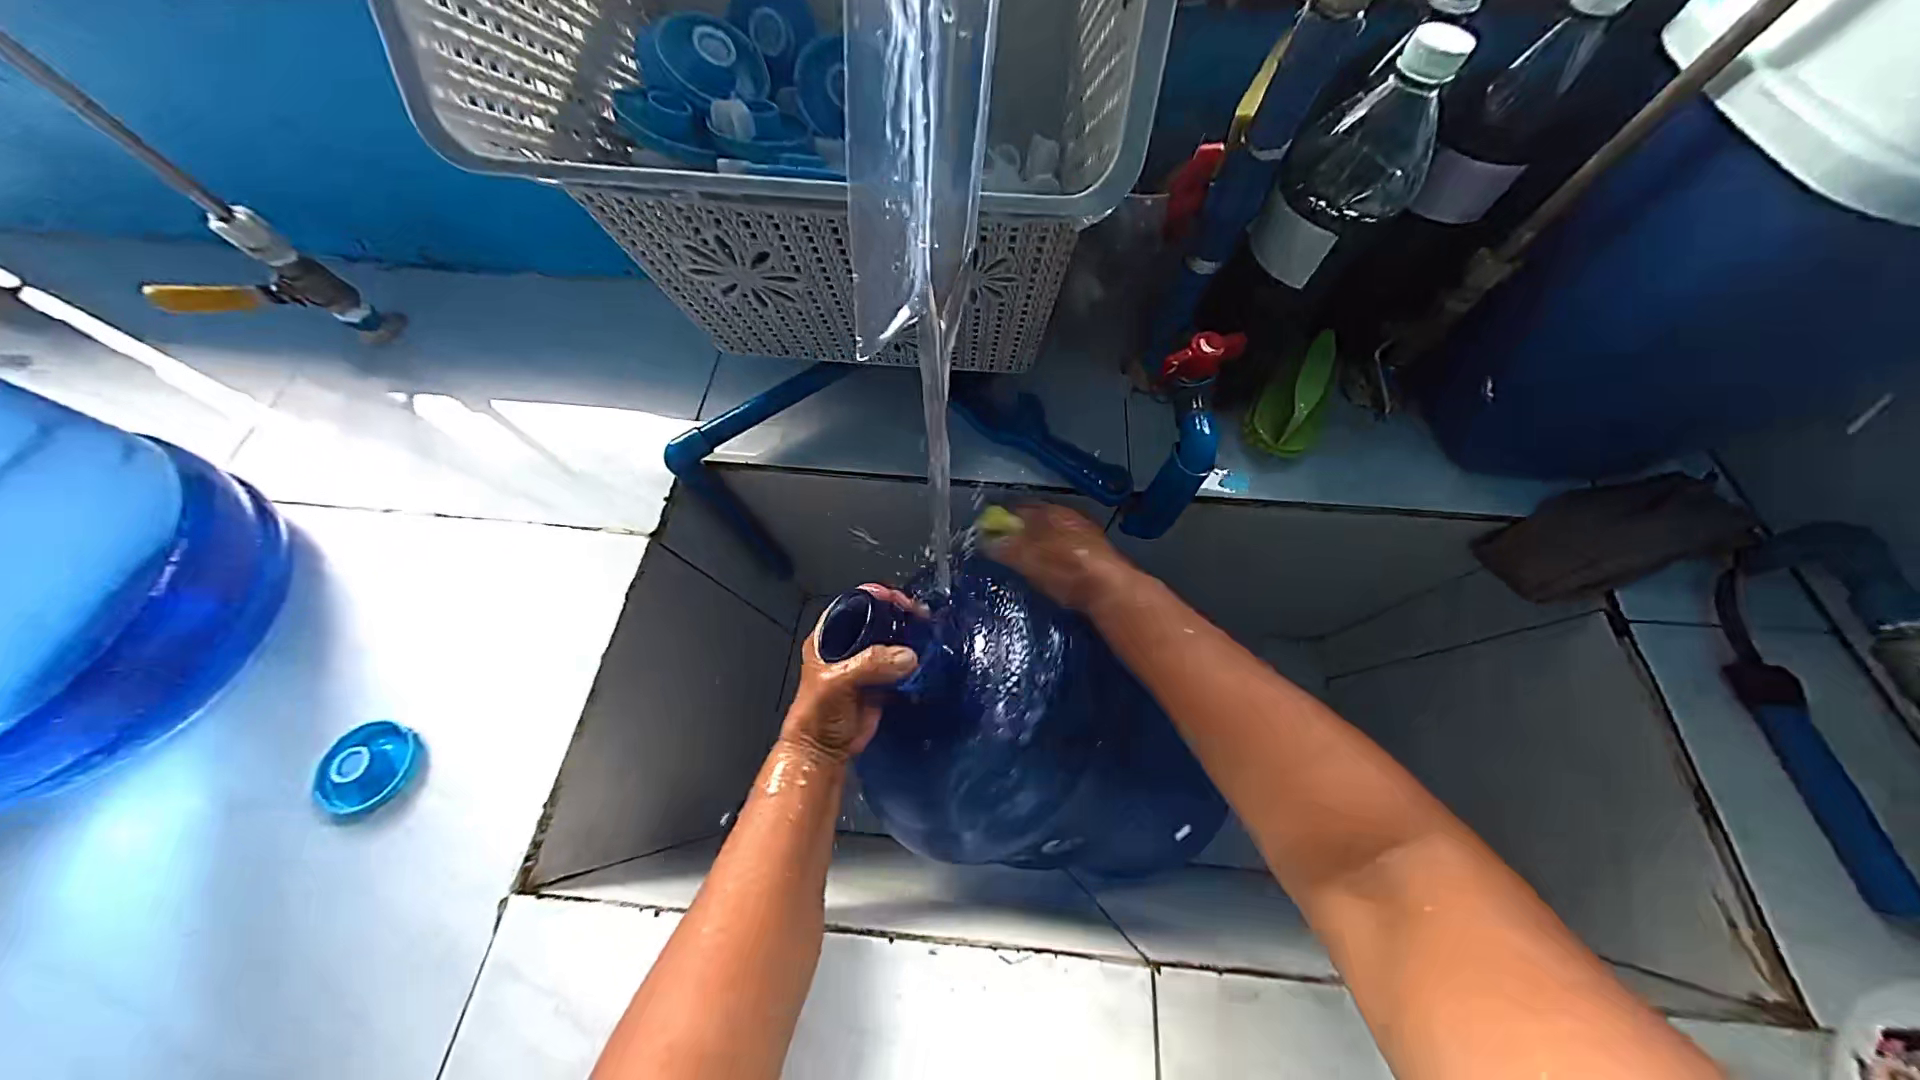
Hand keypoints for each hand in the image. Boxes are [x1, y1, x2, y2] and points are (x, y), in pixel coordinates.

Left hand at [782, 584, 919, 763]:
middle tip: (917, 614)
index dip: (874, 596)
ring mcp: (865, 664)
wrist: (824, 752)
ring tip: (926, 633)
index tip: (895, 599)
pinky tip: (925, 657)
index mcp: (827, 637)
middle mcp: (846, 646)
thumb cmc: (815, 717)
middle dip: (898, 614)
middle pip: (877, 619)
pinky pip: (902, 665)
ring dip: (909, 637)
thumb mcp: (837, 683)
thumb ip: (869, 665)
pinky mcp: (880, 682)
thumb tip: (905, 656)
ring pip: (891, 641)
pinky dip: (915, 661)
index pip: (853, 605)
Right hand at [981, 502, 1134, 611]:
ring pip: (1054, 533)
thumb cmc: (1065, 571)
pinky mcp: (1096, 554)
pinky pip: (1066, 548)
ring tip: (1026, 562)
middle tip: (1005, 549)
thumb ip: (1005, 548)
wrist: (1111, 591)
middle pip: (1037, 520)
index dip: (1001, 519)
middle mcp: (1069, 516)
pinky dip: (1055, 555)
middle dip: (1020, 532)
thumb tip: (986, 540)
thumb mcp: (1027, 560)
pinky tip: (1051, 570)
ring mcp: (1086, 533)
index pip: (1018, 507)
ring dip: (1039, 543)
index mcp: (1051, 511)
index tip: (989, 533)